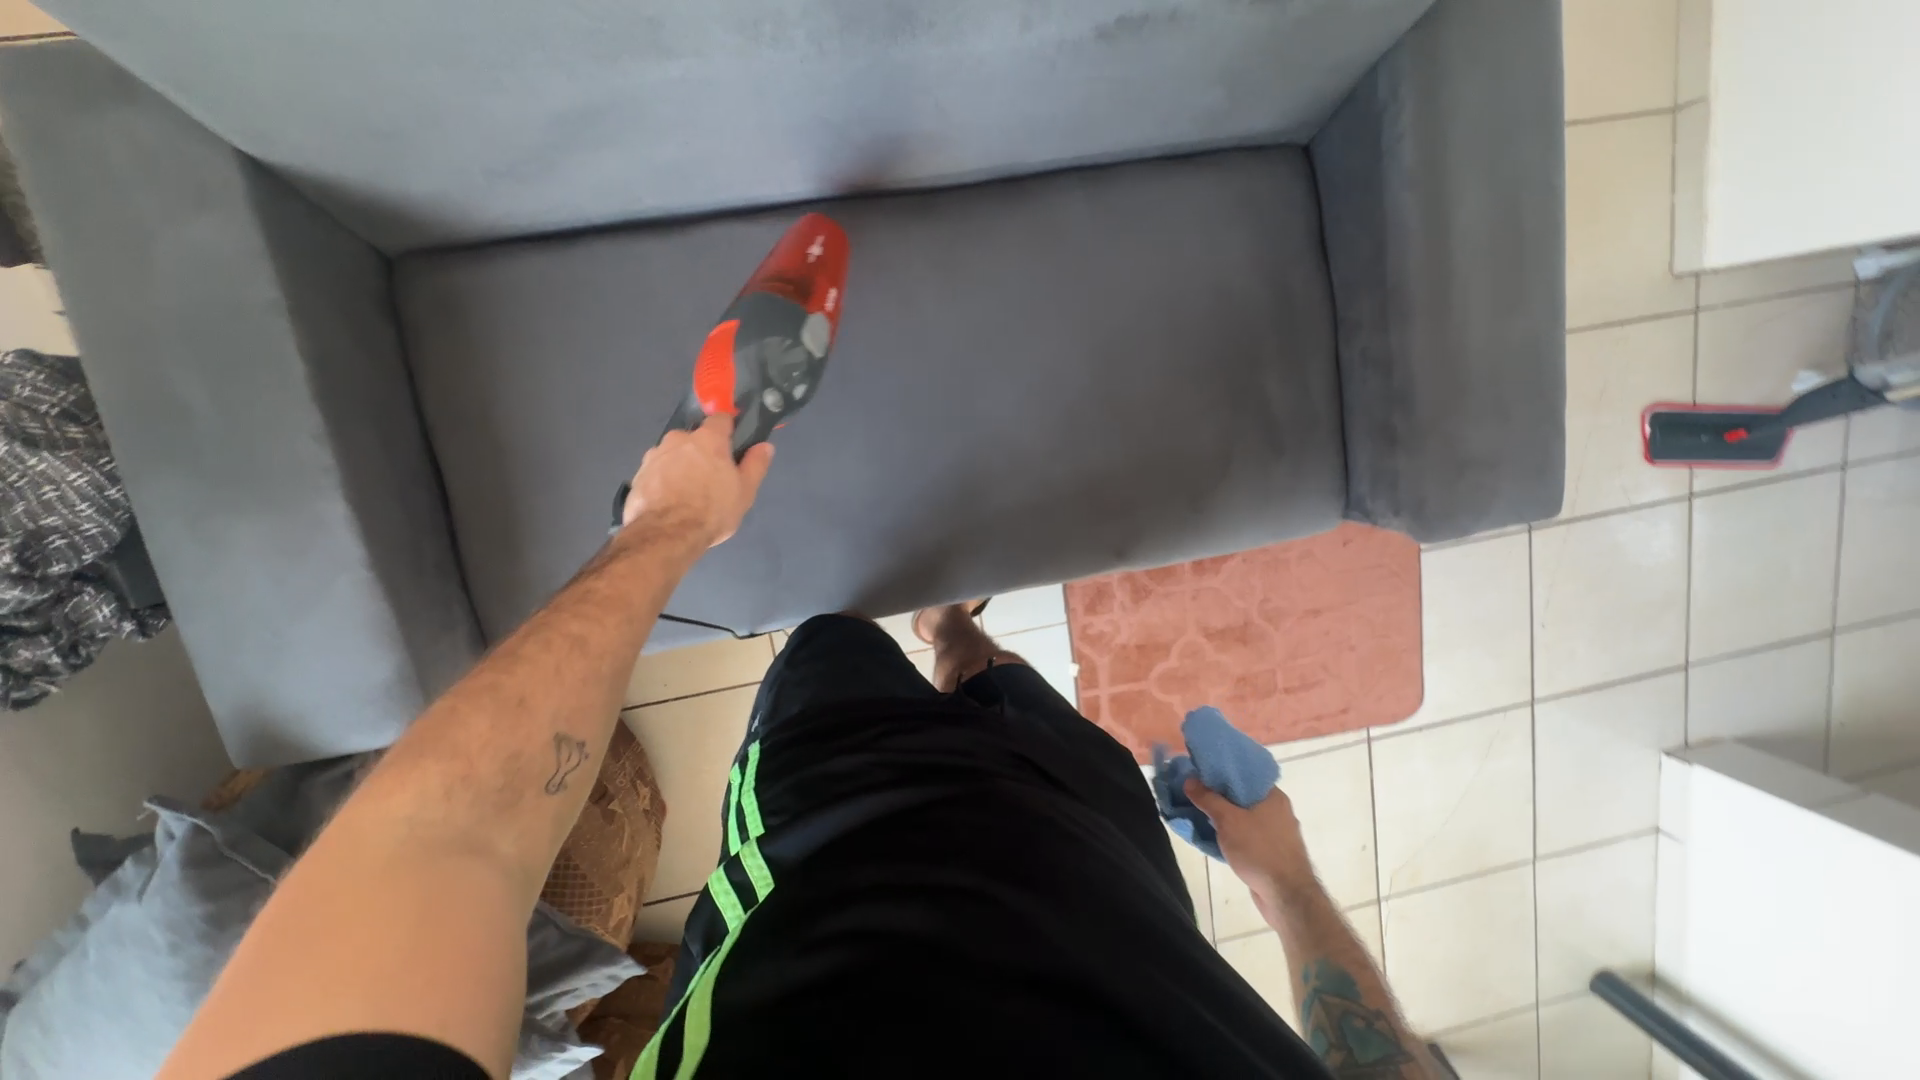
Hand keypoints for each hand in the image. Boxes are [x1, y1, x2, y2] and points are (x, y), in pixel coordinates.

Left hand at [621, 413, 774, 546]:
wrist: (667, 534)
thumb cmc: (713, 510)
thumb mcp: (745, 492)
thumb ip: (755, 465)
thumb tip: (765, 446)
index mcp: (708, 439)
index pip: (721, 418)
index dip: (728, 429)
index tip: (732, 445)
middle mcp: (678, 439)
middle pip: (694, 439)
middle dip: (701, 452)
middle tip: (710, 478)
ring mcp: (655, 455)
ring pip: (673, 455)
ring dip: (680, 466)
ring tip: (687, 495)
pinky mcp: (638, 474)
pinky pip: (656, 472)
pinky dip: (663, 481)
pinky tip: (669, 503)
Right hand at [1184, 777, 1319, 920]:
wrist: (1287, 896)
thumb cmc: (1259, 850)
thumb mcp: (1227, 820)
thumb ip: (1207, 798)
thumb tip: (1190, 779)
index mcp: (1272, 796)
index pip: (1244, 775)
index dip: (1220, 773)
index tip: (1199, 773)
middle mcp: (1278, 811)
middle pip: (1242, 796)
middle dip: (1218, 797)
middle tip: (1193, 794)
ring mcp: (1277, 833)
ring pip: (1243, 818)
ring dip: (1223, 818)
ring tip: (1198, 815)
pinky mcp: (1273, 853)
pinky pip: (1247, 836)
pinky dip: (1231, 835)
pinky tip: (1213, 838)